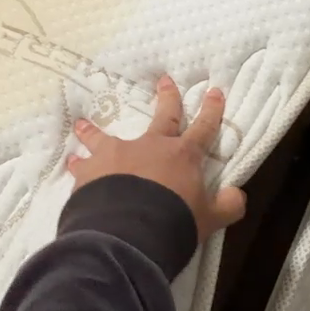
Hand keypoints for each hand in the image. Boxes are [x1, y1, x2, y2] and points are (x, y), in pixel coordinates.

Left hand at [69, 75, 247, 243]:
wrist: (129, 231)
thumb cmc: (174, 221)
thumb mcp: (209, 219)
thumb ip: (226, 206)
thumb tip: (238, 195)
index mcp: (182, 156)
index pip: (203, 129)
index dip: (211, 110)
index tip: (215, 90)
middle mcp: (150, 147)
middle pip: (162, 117)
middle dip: (166, 98)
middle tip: (163, 79)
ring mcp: (117, 155)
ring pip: (105, 137)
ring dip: (95, 131)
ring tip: (82, 123)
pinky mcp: (91, 171)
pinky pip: (82, 164)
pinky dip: (77, 163)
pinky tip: (71, 162)